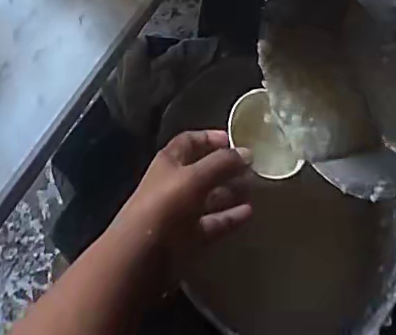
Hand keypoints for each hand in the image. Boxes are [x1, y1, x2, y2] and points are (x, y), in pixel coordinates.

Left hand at [104, 130, 252, 287]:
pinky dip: (229, 217)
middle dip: (225, 166)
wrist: (141, 257)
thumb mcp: (195, 178)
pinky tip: (248, 213)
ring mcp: (180, 212)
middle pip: (202, 169)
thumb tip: (246, 152)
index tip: (235, 139)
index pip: (191, 141)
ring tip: (254, 188)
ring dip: (229, 192)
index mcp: (169, 161)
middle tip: (251, 166)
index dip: (211, 138)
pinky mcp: (187, 239)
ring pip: (208, 197)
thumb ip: (221, 163)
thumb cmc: (166, 205)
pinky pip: (212, 223)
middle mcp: (174, 183)